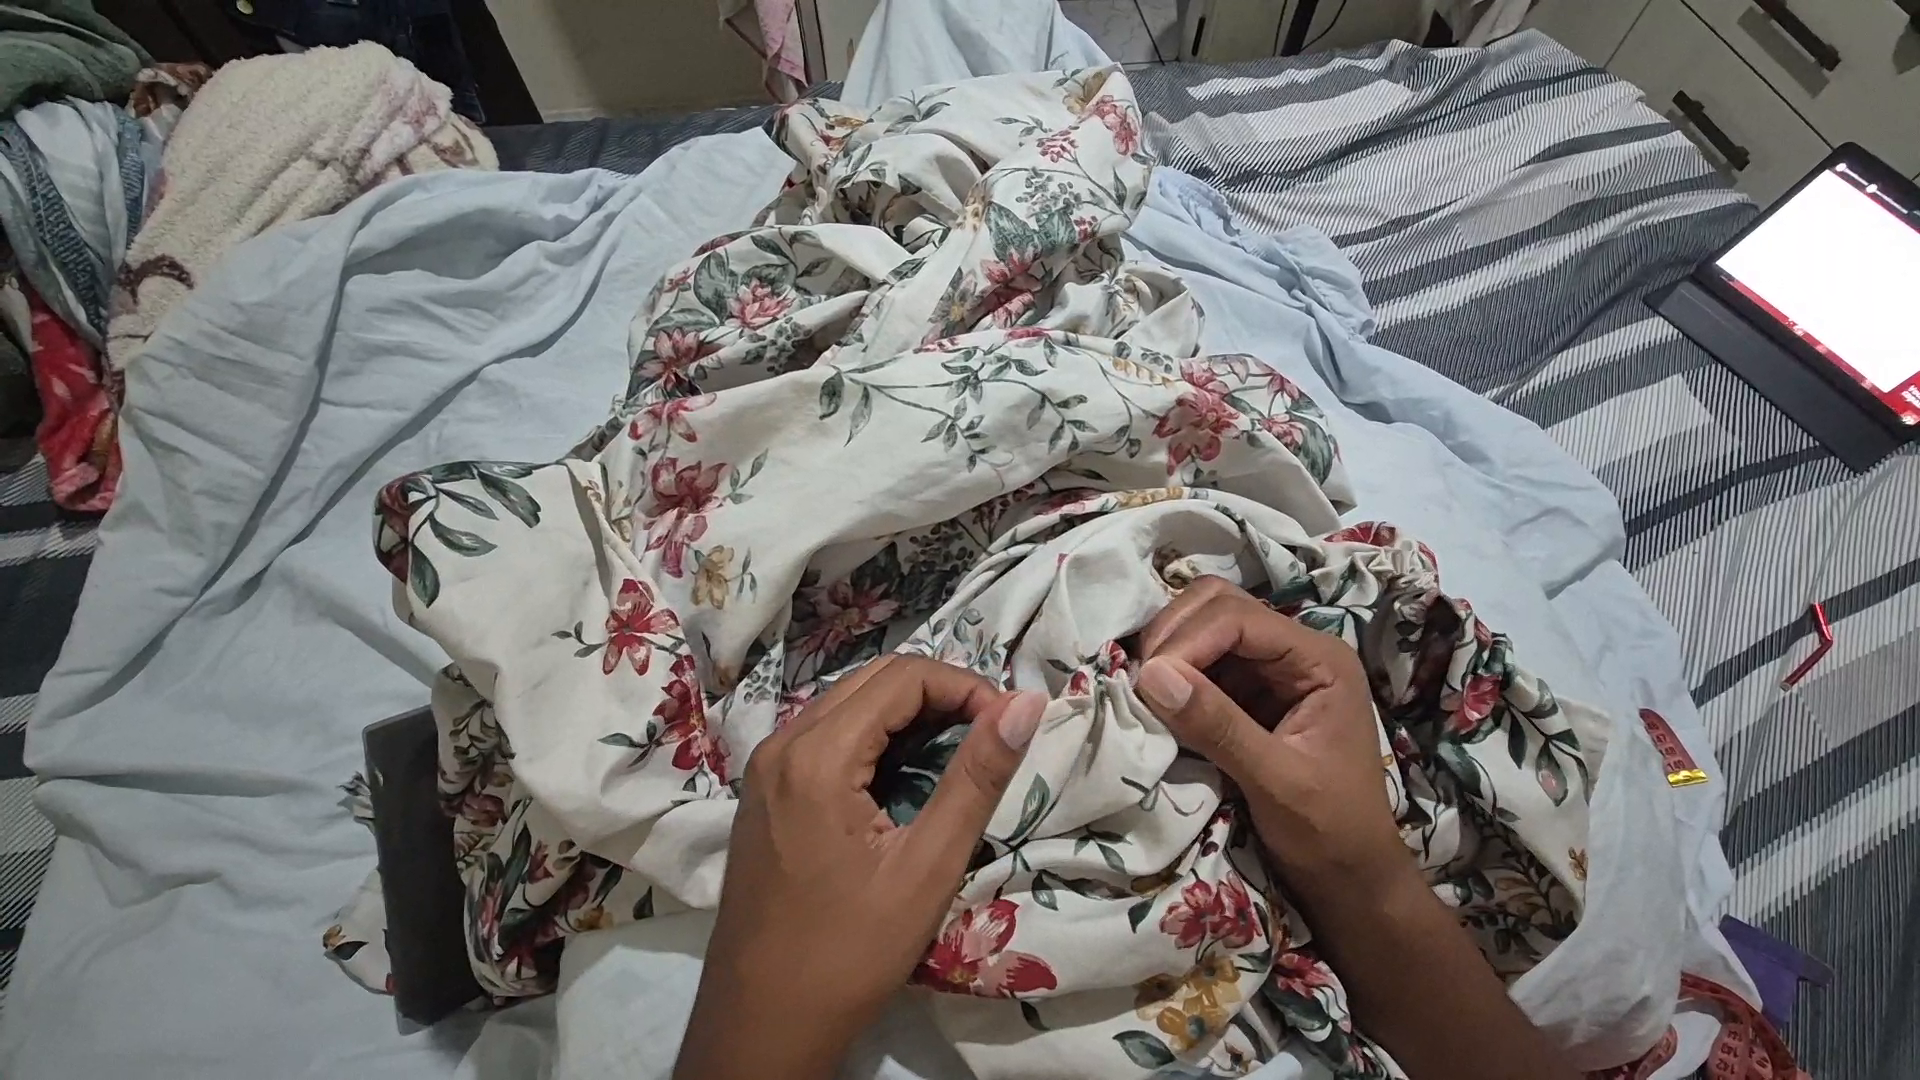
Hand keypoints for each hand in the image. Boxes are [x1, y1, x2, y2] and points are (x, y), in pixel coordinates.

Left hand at [674, 655, 1046, 1079]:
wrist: (761, 1026)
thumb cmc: (850, 953)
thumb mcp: (928, 867)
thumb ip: (978, 777)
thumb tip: (1025, 703)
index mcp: (817, 755)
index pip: (903, 676)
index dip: (964, 686)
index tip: (1007, 722)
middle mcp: (782, 742)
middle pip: (873, 679)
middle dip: (939, 693)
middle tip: (987, 733)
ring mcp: (766, 765)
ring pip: (848, 701)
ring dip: (907, 712)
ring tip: (956, 750)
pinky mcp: (765, 788)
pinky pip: (826, 732)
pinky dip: (874, 734)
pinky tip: (903, 773)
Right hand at [1134, 577, 1579, 1079]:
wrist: (1349, 877)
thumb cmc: (1330, 833)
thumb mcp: (1277, 783)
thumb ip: (1218, 726)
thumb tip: (1151, 675)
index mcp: (1319, 659)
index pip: (1239, 617)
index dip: (1187, 641)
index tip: (1148, 684)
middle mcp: (1295, 649)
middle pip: (1218, 604)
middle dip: (1172, 635)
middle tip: (1140, 681)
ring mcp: (1270, 666)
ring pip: (1203, 623)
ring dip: (1167, 649)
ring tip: (1144, 690)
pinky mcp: (1247, 687)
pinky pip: (1199, 657)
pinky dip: (1172, 670)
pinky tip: (1156, 699)